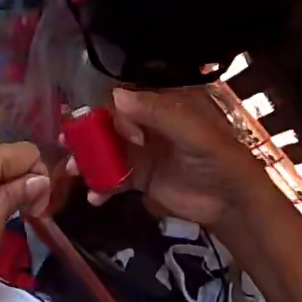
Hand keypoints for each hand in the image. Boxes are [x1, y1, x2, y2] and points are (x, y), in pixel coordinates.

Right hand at [75, 86, 262, 226]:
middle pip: (107, 126)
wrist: (233, 204)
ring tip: (74, 172)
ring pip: (105, 151)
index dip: (112, 114)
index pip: (125, 102)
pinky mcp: (138, 179)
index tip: (119, 135)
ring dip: (87, 160)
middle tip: (67, 146)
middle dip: (86, 136)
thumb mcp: (193, 133)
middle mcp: (146, 127)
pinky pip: (112, 179)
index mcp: (161, 107)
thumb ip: (158, 114)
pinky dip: (100, 187)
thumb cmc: (220, 160)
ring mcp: (140, 153)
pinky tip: (95, 198)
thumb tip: (116, 97)